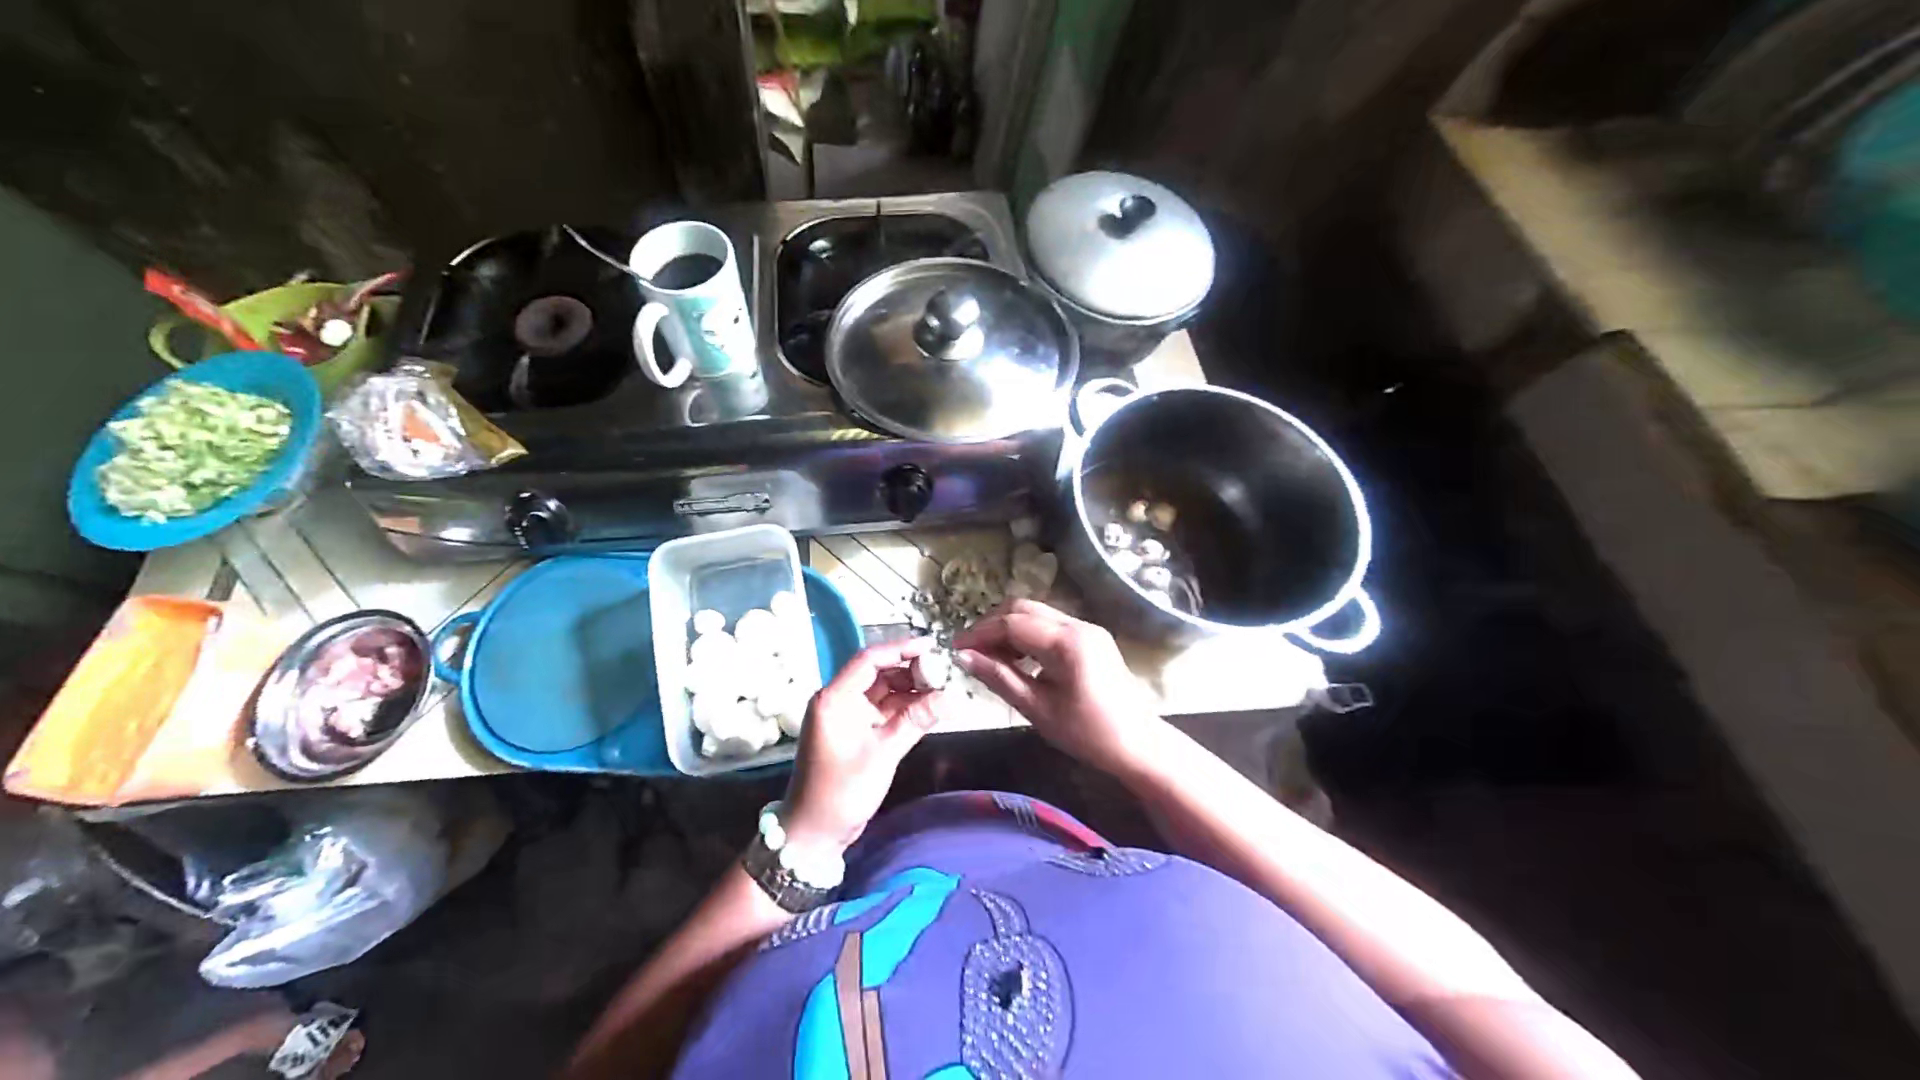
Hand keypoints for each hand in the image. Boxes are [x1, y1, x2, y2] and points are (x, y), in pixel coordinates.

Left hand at [782, 637, 946, 852]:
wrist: (813, 834)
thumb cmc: (840, 793)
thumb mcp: (882, 755)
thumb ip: (916, 721)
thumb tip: (952, 697)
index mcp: (834, 698)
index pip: (869, 660)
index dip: (901, 649)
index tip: (931, 646)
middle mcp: (838, 700)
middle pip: (877, 673)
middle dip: (910, 669)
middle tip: (944, 669)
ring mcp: (847, 716)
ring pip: (883, 691)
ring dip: (910, 688)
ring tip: (942, 686)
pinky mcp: (856, 732)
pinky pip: (883, 710)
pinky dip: (905, 707)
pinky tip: (930, 706)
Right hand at [953, 599, 1166, 777]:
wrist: (1139, 744)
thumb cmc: (1087, 733)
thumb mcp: (1037, 709)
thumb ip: (999, 677)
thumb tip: (963, 657)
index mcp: (1067, 642)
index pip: (1011, 623)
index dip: (979, 633)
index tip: (955, 649)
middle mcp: (1078, 625)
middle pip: (1023, 608)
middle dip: (992, 624)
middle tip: (970, 651)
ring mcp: (1087, 628)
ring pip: (1036, 613)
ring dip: (1009, 627)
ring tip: (989, 657)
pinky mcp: (1091, 637)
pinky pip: (1050, 625)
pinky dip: (1027, 634)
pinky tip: (1016, 658)